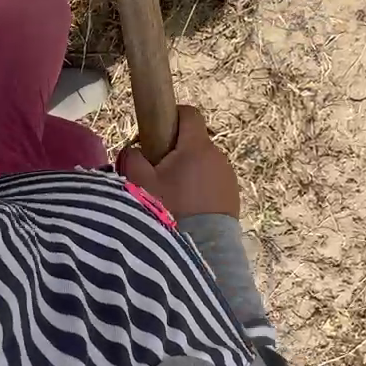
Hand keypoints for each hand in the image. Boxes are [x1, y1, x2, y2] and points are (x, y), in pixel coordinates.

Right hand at [116, 106, 240, 217]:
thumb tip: (135, 150)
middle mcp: (218, 157)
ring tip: (173, 195)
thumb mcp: (139, 182)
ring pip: (204, 163)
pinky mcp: (234, 198)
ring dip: (189, 171)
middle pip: (194, 141)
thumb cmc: (170, 209)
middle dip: (176, 151)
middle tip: (158, 173)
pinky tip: (188, 208)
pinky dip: (200, 188)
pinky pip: (213, 182)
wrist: (203, 251)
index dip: (171, 117)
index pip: (188, 114)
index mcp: (197, 147)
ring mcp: (228, 178)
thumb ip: (132, 157)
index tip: (157, 134)